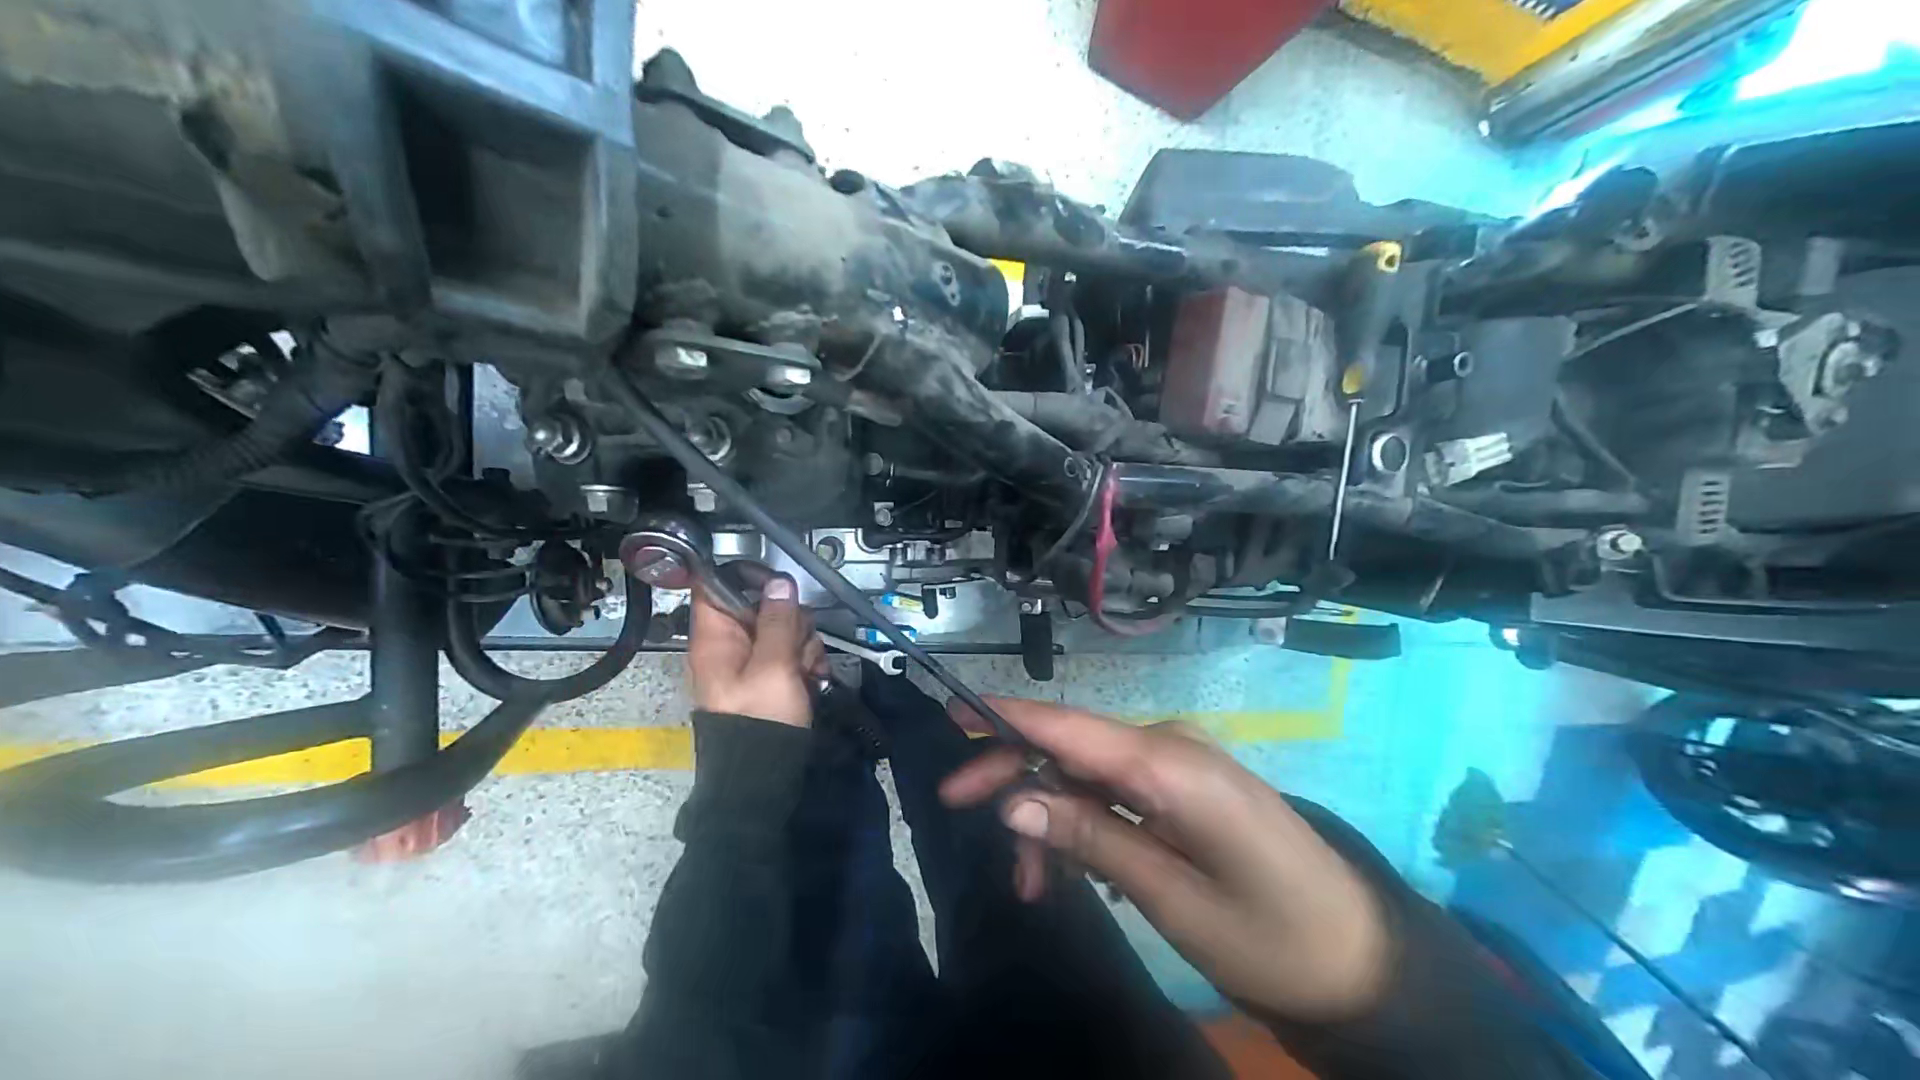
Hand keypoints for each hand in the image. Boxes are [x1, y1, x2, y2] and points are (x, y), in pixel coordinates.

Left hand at [685, 575, 826, 728]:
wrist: (764, 775)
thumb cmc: (759, 721)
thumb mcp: (772, 667)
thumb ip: (777, 621)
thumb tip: (778, 582)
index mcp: (716, 637)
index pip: (716, 585)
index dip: (745, 576)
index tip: (775, 584)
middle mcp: (731, 644)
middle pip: (763, 606)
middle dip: (790, 621)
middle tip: (795, 647)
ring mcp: (753, 661)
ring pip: (785, 628)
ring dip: (804, 645)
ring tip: (804, 671)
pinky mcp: (772, 675)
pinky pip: (793, 652)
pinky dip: (807, 662)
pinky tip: (811, 679)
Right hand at [940, 697, 1390, 1021]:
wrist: (1362, 956)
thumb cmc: (1271, 935)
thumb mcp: (1172, 898)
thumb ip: (1092, 839)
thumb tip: (1014, 802)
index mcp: (1170, 766)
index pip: (1070, 727)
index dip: (1007, 716)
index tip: (952, 713)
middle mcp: (1169, 749)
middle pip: (1070, 746)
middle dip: (1012, 773)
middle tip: (956, 804)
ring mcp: (1178, 768)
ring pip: (1086, 776)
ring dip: (1049, 817)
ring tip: (1030, 884)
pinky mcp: (1183, 790)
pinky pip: (1116, 794)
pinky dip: (1083, 825)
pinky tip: (1071, 870)